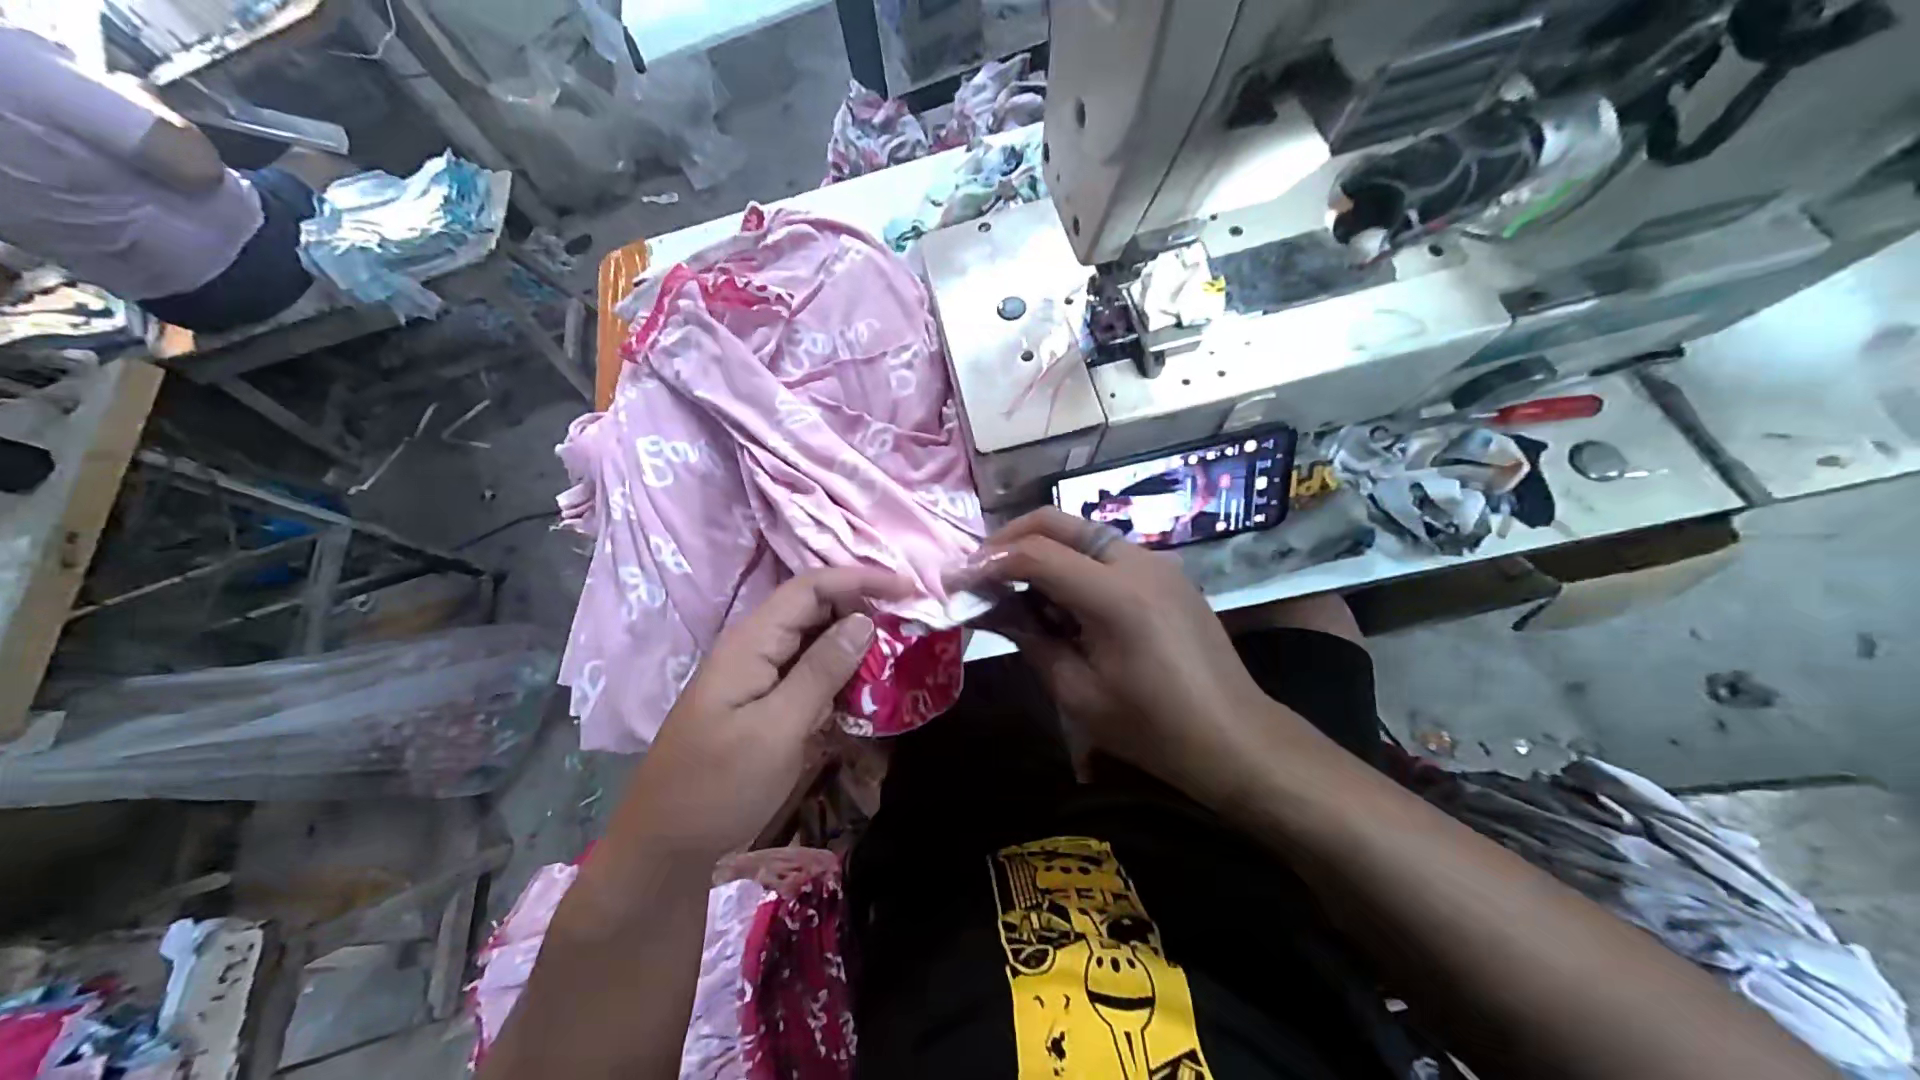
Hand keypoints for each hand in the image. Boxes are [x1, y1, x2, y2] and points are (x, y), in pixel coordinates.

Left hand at [620, 567, 908, 857]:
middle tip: (911, 623)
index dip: (860, 579)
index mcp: (751, 643)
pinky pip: (807, 674)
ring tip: (899, 653)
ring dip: (855, 643)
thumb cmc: (718, 787)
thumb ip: (821, 671)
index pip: (810, 588)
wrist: (665, 845)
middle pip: (814, 609)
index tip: (908, 589)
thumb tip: (864, 621)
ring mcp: (756, 676)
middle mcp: (753, 649)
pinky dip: (840, 675)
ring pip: (814, 641)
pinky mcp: (763, 703)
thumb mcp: (777, 729)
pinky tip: (867, 689)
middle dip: (863, 608)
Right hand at [957, 509, 1297, 810]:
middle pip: (1056, 522)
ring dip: (1041, 550)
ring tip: (1014, 589)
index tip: (956, 580)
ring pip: (1081, 533)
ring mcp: (1157, 562)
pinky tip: (1060, 600)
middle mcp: (1138, 562)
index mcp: (1116, 596)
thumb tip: (988, 610)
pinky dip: (1072, 562)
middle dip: (1009, 538)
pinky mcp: (1167, 573)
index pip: (1035, 554)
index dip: (988, 562)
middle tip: (980, 570)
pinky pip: (1106, 552)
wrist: (1234, 738)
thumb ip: (1030, 640)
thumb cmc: (1152, 729)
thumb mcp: (1078, 693)